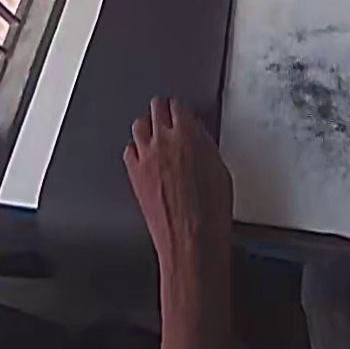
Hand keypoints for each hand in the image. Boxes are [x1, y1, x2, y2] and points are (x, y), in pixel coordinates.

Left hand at [125, 99, 233, 348]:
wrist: (192, 243)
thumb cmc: (211, 213)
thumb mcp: (220, 170)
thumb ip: (204, 144)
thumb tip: (195, 134)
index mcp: (187, 135)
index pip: (177, 106)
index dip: (179, 109)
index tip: (180, 112)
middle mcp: (163, 140)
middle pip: (155, 108)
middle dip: (162, 111)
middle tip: (167, 118)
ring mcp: (145, 156)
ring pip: (138, 125)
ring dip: (148, 128)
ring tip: (154, 136)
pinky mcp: (134, 173)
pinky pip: (129, 150)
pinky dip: (136, 151)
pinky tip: (145, 158)